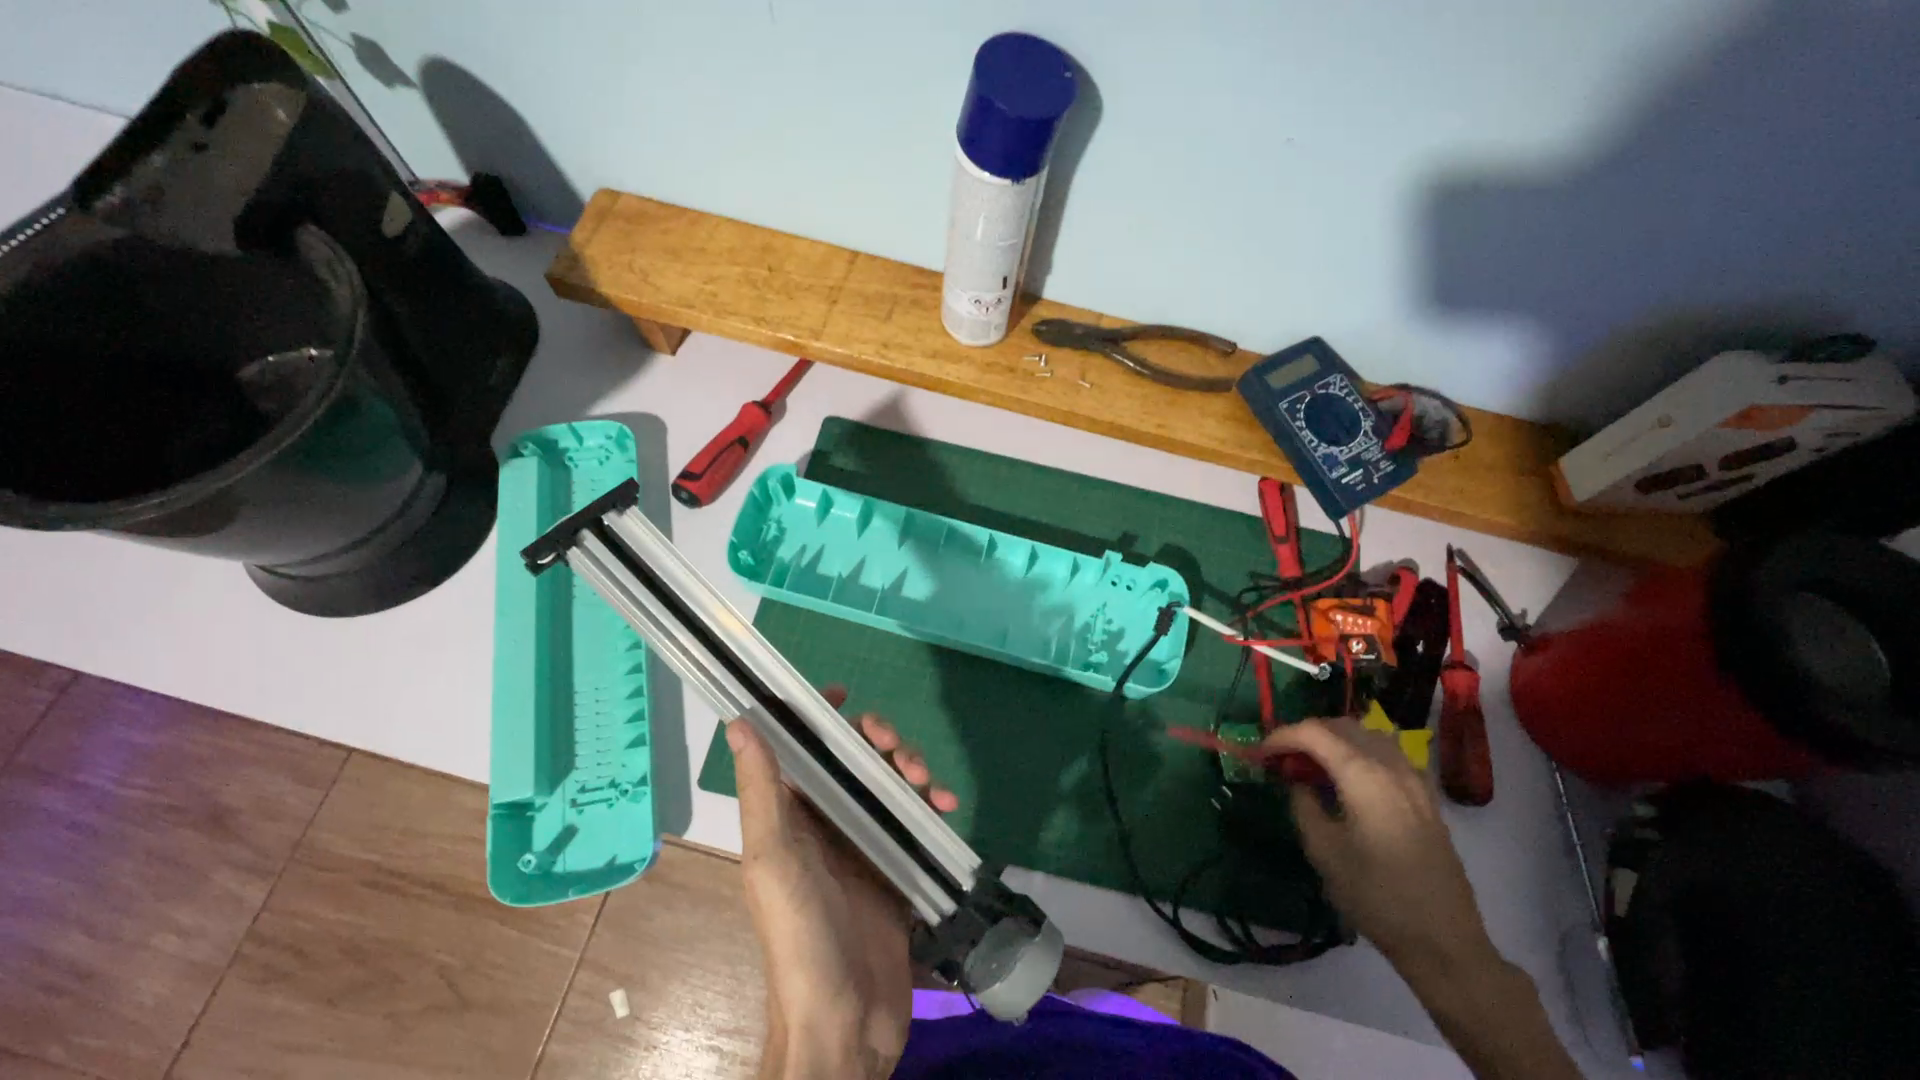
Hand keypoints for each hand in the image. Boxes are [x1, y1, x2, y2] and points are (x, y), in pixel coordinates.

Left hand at [730, 687, 956, 1079]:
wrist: (846, 1019)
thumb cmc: (802, 935)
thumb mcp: (775, 859)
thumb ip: (763, 791)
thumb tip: (739, 721)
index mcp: (788, 818)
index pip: (800, 751)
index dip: (816, 718)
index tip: (843, 695)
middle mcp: (825, 825)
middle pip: (852, 761)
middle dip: (876, 741)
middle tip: (895, 746)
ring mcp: (864, 846)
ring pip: (888, 785)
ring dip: (909, 769)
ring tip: (927, 782)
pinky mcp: (898, 868)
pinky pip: (916, 821)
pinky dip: (932, 806)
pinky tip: (948, 807)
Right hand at [1260, 717, 1496, 978]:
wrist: (1442, 938)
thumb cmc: (1375, 896)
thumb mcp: (1324, 852)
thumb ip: (1304, 805)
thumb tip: (1297, 783)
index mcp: (1364, 775)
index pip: (1314, 732)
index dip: (1281, 736)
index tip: (1259, 754)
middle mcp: (1392, 766)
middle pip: (1344, 726)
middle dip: (1307, 734)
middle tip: (1281, 759)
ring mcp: (1415, 780)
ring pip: (1370, 736)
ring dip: (1336, 740)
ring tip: (1312, 766)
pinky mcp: (1427, 798)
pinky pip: (1389, 756)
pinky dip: (1361, 754)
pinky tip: (1349, 782)